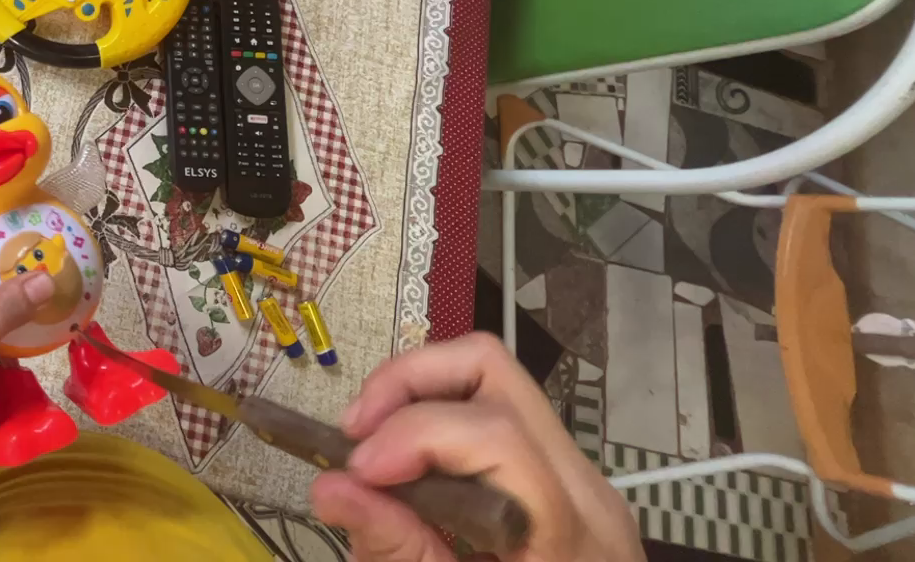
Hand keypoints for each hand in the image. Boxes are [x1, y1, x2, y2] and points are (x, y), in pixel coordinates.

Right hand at [310, 333, 640, 561]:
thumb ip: (396, 551)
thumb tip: (329, 487)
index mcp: (574, 538)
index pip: (497, 437)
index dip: (414, 435)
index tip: (356, 470)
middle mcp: (585, 486)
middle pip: (489, 370)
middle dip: (404, 383)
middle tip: (354, 431)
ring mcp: (575, 470)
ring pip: (483, 370)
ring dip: (411, 388)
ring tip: (369, 436)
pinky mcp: (553, 467)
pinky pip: (483, 400)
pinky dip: (427, 406)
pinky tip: (401, 455)